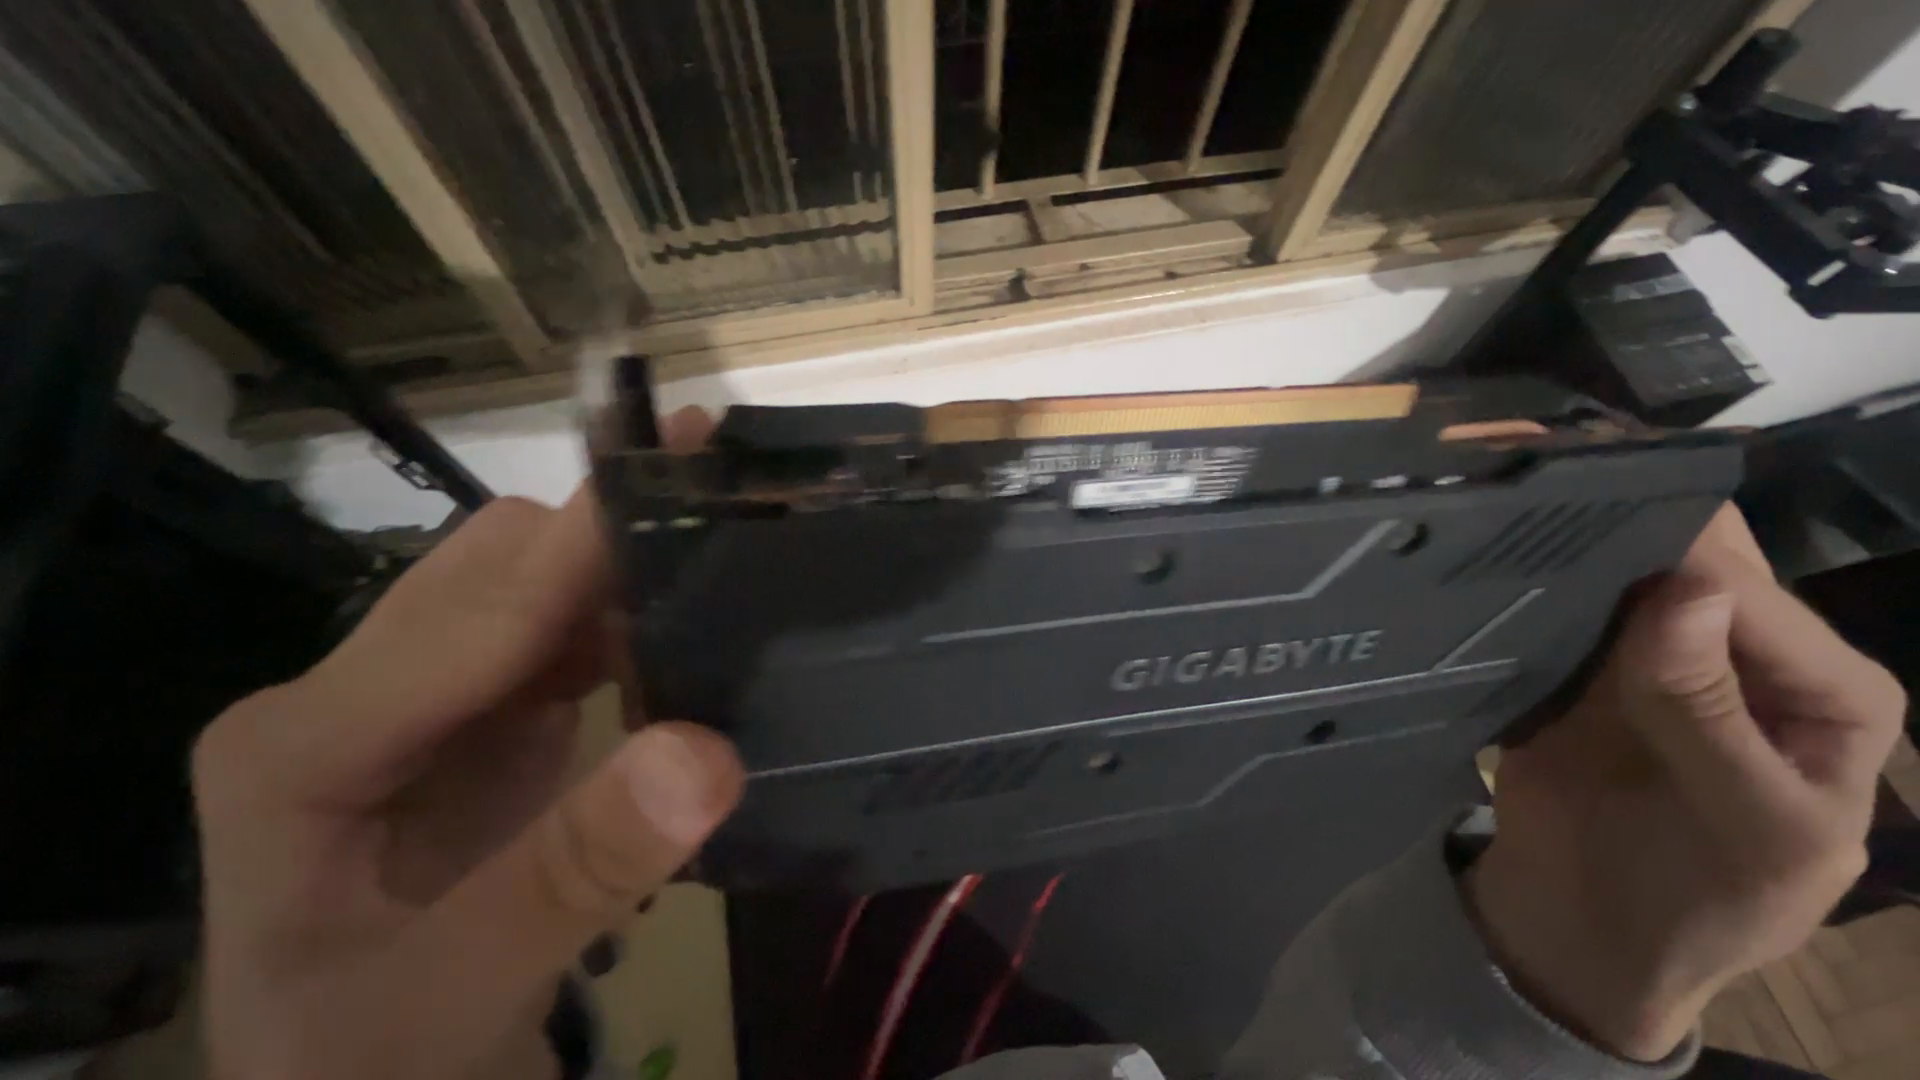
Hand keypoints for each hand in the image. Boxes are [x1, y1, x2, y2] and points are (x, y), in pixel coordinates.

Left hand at [193, 413, 743, 1079]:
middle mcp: (350, 695)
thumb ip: (579, 869)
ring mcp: (415, 703)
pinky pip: (560, 640)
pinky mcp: (474, 721)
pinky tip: (683, 635)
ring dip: (623, 575)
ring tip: (720, 552)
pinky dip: (626, 626)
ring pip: (531, 591)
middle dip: (607, 538)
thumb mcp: (467, 985)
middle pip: (491, 571)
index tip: (678, 462)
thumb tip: (709, 753)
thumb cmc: (376, 1058)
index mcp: (302, 743)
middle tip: (724, 509)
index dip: (584, 545)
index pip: (469, 616)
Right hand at [1467, 507, 1905, 1061]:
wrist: (1584, 931)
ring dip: (1559, 541)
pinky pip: (1553, 609)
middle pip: (1683, 560)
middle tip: (1523, 476)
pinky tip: (1476, 553)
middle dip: (1617, 518)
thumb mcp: (1748, 829)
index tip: (1573, 495)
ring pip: (1610, 573)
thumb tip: (1683, 590)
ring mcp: (1646, 654)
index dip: (1672, 548)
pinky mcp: (1572, 665)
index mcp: (1823, 683)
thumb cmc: (1703, 899)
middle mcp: (1737, 649)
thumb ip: (1711, 714)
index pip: (1747, 591)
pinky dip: (1520, 582)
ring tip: (1489, 497)